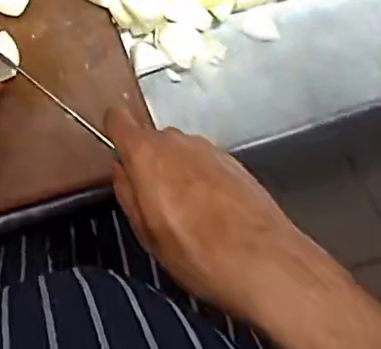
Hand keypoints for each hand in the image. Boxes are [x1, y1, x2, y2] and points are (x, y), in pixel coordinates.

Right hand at [106, 110, 316, 317]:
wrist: (265, 261)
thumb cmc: (203, 253)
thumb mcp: (146, 234)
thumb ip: (126, 194)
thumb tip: (122, 174)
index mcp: (146, 153)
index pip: (118, 119)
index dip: (115, 132)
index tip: (117, 149)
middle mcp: (175, 141)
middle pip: (151, 140)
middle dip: (151, 165)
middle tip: (156, 203)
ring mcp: (206, 148)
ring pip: (180, 153)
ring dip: (179, 174)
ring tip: (190, 217)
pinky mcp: (232, 161)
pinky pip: (206, 164)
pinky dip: (205, 182)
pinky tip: (214, 216)